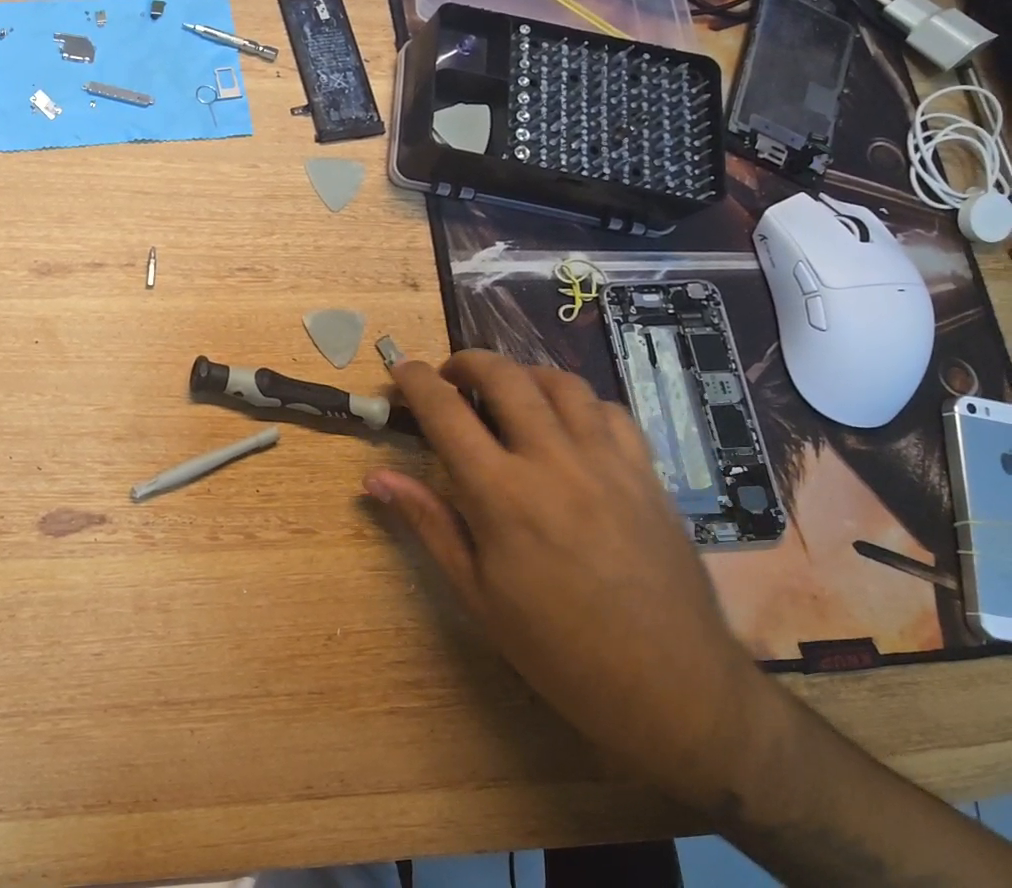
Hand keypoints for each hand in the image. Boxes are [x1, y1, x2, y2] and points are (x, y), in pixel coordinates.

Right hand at [363, 350, 771, 805]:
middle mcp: (555, 462)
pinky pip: (611, 412)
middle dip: (468, 362)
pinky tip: (563, 424)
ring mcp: (609, 464)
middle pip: (507, 378)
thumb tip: (375, 479)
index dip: (416, 381)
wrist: (671, 684)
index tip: (399, 370)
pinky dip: (577, 401)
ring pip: (562, 384)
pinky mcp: (648, 475)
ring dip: (522, 374)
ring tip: (502, 392)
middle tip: (446, 376)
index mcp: (502, 494)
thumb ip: (428, 522)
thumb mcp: (475, 592)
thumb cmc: (555, 647)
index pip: (447, 412)